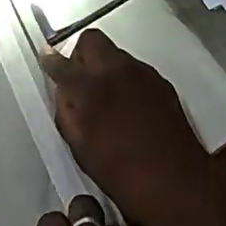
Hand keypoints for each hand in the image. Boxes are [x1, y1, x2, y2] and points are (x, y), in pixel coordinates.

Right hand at [42, 30, 225, 225]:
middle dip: (82, 54)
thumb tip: (63, 89)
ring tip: (109, 97)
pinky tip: (131, 105)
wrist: (178, 185)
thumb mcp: (79, 146)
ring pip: (115, 53)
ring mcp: (142, 73)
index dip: (50, 61)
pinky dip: (127, 79)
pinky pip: (136, 69)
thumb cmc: (120, 172)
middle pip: (91, 40)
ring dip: (106, 67)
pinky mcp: (162, 82)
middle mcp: (115, 70)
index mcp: (89, 88)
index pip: (61, 63)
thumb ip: (66, 110)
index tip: (46, 61)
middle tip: (82, 80)